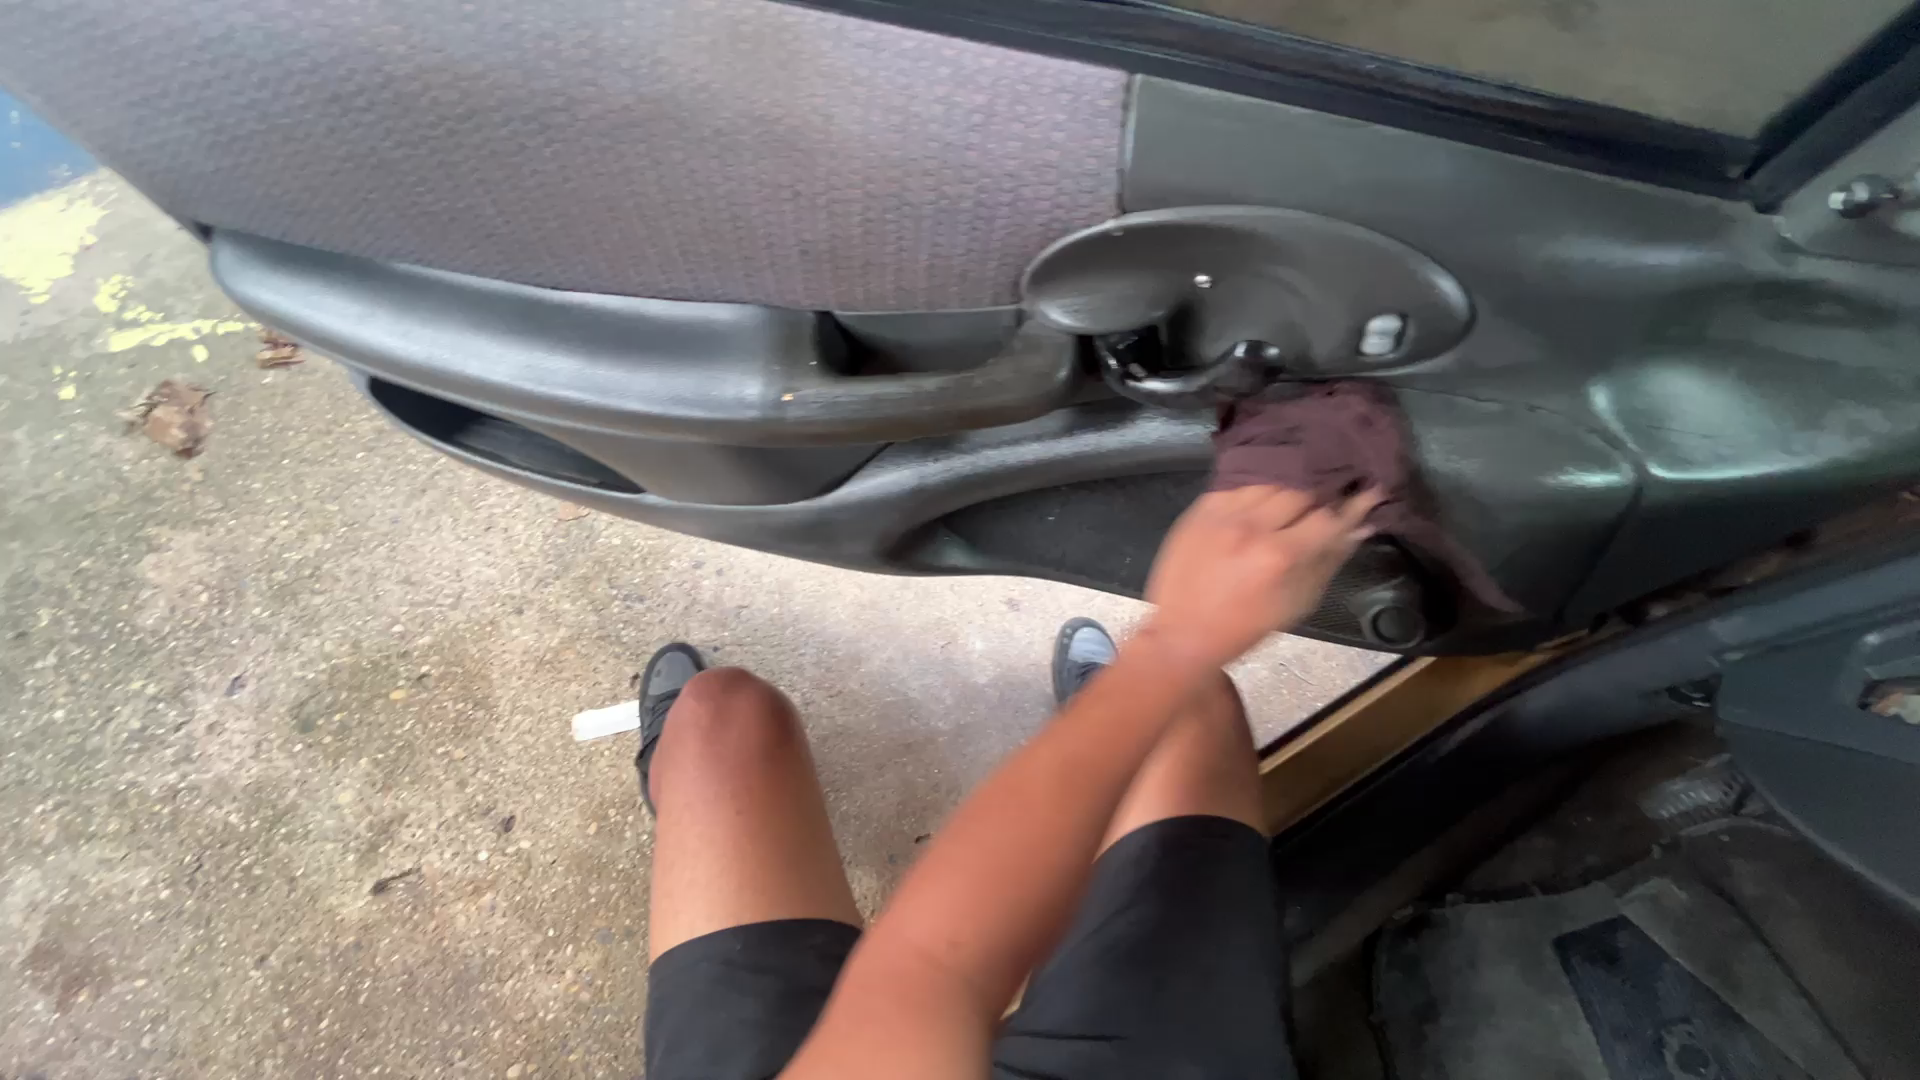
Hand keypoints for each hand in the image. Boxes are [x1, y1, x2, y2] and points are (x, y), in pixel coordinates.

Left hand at [1139, 485, 1382, 672]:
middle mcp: (1250, 527)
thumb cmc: (1245, 626)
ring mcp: (1220, 515)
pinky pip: (1237, 487)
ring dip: (1284, 494)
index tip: (1370, 490)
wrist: (1181, 632)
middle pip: (1300, 493)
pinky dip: (1253, 495)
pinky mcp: (1198, 510)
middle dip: (1316, 500)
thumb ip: (1329, 560)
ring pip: (1269, 484)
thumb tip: (1361, 527)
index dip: (1353, 504)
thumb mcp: (1297, 602)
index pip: (1329, 516)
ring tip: (1287, 509)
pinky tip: (1255, 509)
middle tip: (1320, 508)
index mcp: (1279, 555)